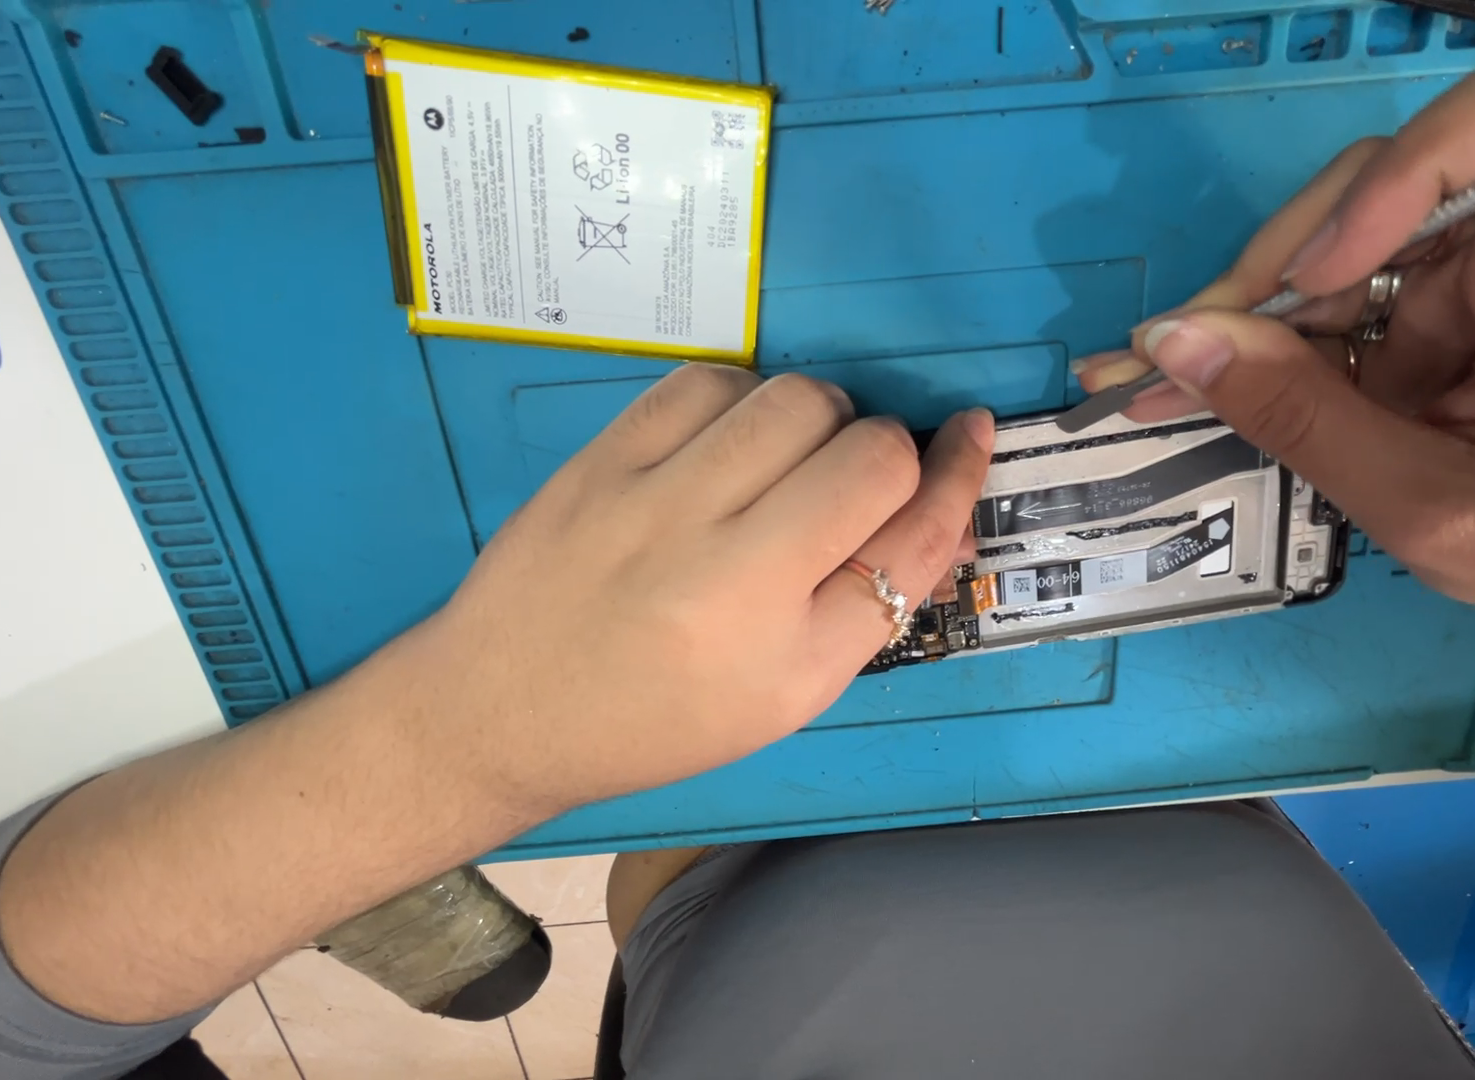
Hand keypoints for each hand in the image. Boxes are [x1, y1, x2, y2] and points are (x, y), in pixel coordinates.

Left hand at [399, 367, 993, 813]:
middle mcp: (725, 569)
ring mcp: (654, 499)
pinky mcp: (601, 456)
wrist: (502, 708)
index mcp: (782, 652)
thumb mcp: (785, 692)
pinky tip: (724, 444)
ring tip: (783, 464)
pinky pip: (713, 379)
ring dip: (818, 420)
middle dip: (883, 455)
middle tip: (843, 489)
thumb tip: (939, 505)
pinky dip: (744, 400)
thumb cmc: (658, 720)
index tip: (972, 435)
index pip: (909, 534)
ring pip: (797, 398)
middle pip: (866, 448)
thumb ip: (873, 603)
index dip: (957, 476)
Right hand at [1074, 0, 1474, 735]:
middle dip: (1279, 261)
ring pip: (1336, 234)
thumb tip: (1172, 342)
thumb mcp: (1425, 506)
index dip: (1430, 150)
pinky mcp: (1431, 310)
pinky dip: (1248, 341)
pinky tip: (1177, 379)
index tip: (1333, 269)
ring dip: (1240, 309)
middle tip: (1188, 350)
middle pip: (1396, 174)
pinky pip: (1322, 298)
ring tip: (1155, 378)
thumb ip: (1299, 417)